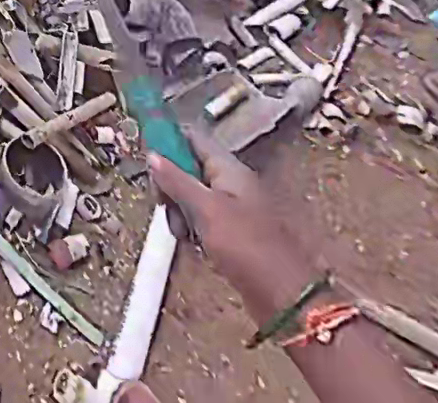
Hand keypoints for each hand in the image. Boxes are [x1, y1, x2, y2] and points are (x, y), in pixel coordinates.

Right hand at [146, 129, 319, 320]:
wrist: (287, 301)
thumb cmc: (246, 247)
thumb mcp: (205, 209)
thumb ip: (176, 180)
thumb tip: (152, 155)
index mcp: (229, 168)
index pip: (191, 137)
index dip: (167, 142)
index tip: (149, 162)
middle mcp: (230, 182)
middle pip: (187, 166)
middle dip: (169, 183)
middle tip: (162, 204)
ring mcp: (232, 207)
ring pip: (190, 194)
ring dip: (178, 209)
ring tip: (182, 233)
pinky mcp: (232, 231)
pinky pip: (201, 217)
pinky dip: (191, 226)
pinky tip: (191, 243)